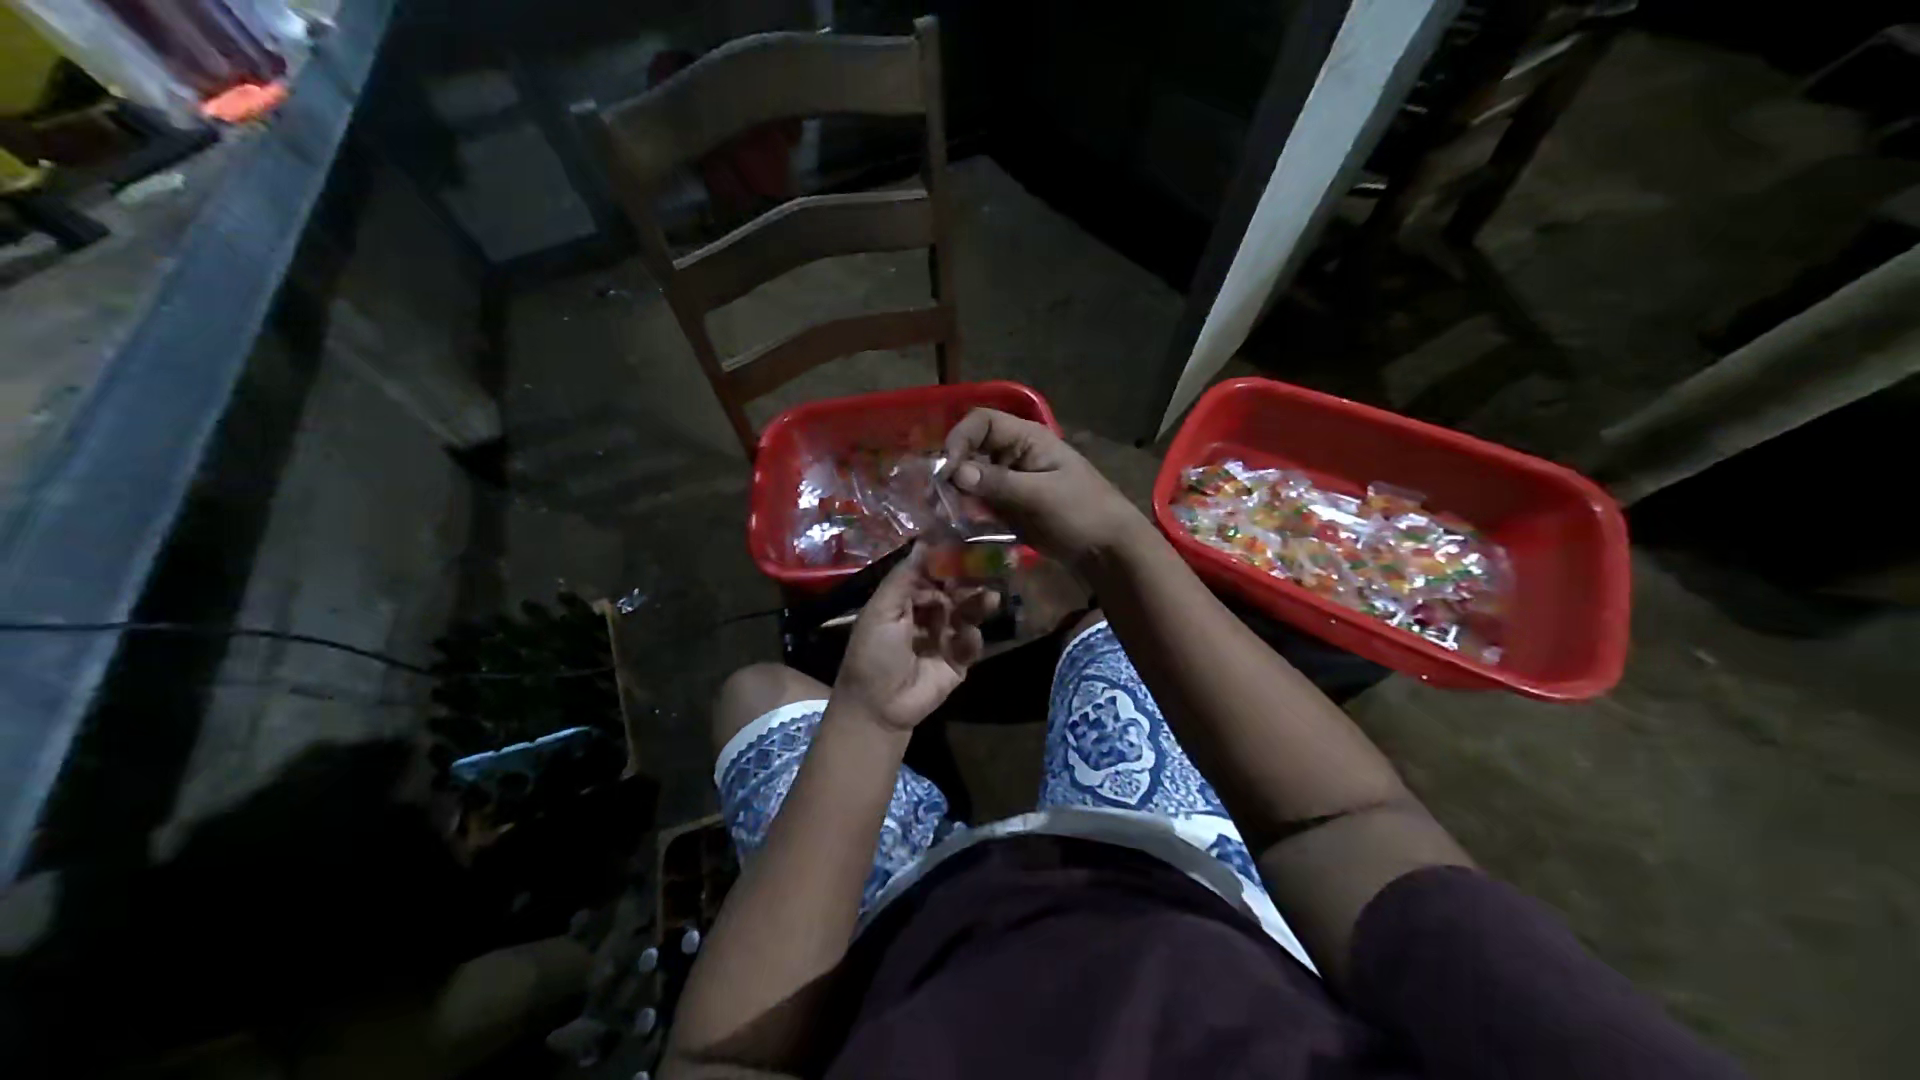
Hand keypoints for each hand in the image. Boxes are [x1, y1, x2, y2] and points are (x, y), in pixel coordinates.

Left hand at [835, 544, 997, 731]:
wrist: (879, 706)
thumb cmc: (874, 653)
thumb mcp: (883, 609)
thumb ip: (905, 577)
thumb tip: (925, 540)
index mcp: (905, 600)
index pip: (930, 573)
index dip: (946, 560)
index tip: (965, 544)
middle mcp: (927, 614)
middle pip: (953, 590)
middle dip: (968, 581)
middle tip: (985, 570)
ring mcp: (944, 637)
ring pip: (967, 613)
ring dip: (977, 604)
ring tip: (989, 599)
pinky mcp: (958, 660)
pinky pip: (972, 642)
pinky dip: (972, 638)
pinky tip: (966, 637)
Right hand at [943, 409, 1144, 569]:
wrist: (1109, 551)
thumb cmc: (1082, 513)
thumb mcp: (1040, 496)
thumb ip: (997, 483)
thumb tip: (956, 473)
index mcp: (1027, 440)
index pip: (981, 422)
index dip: (959, 439)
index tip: (947, 470)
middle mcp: (1015, 456)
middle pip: (972, 451)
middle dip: (953, 472)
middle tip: (938, 500)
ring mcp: (1013, 482)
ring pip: (973, 480)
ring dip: (958, 496)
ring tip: (946, 517)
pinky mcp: (1011, 507)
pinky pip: (982, 504)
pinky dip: (969, 513)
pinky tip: (961, 527)